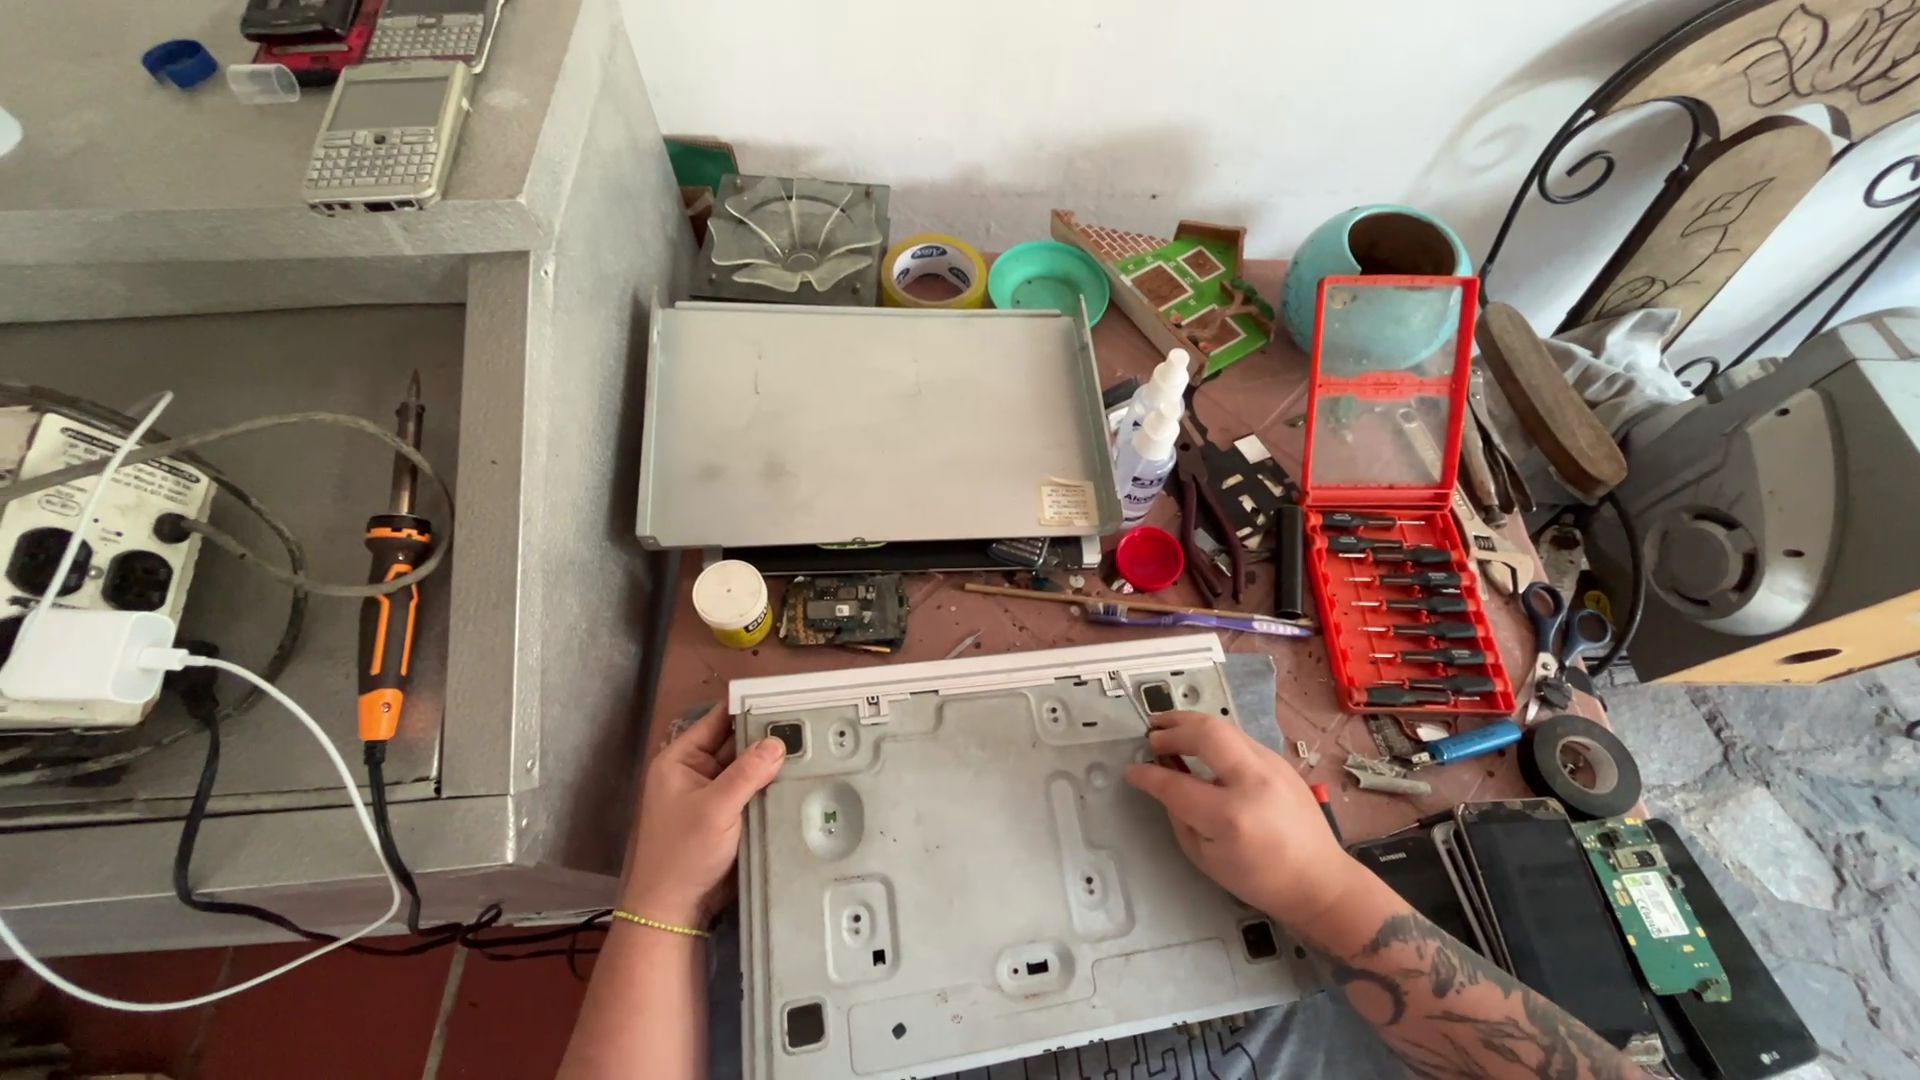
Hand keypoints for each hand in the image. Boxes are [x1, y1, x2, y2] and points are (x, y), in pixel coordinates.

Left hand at [620, 704, 785, 928]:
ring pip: (747, 767)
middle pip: (735, 742)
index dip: (747, 708)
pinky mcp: (728, 815)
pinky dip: (770, 784)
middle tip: (807, 721)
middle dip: (765, 735)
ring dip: (771, 761)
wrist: (673, 911)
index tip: (783, 698)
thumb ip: (748, 772)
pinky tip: (798, 776)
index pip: (717, 720)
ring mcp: (712, 794)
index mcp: (680, 760)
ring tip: (811, 744)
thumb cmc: (683, 853)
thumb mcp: (716, 808)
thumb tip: (778, 742)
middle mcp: (695, 771)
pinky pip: (752, 790)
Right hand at [1125, 710, 1357, 927]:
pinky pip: (1237, 738)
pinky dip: (1211, 735)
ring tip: (1168, 727)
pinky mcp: (1280, 761)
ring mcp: (1271, 765)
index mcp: (1230, 814)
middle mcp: (1252, 781)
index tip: (1132, 770)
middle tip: (1151, 735)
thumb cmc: (1260, 879)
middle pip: (1205, 734)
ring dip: (1190, 723)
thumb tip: (1164, 783)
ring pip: (1223, 727)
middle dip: (1171, 729)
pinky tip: (1199, 744)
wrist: (1320, 880)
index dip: (1148, 775)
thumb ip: (1180, 817)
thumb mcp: (1206, 858)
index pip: (1176, 784)